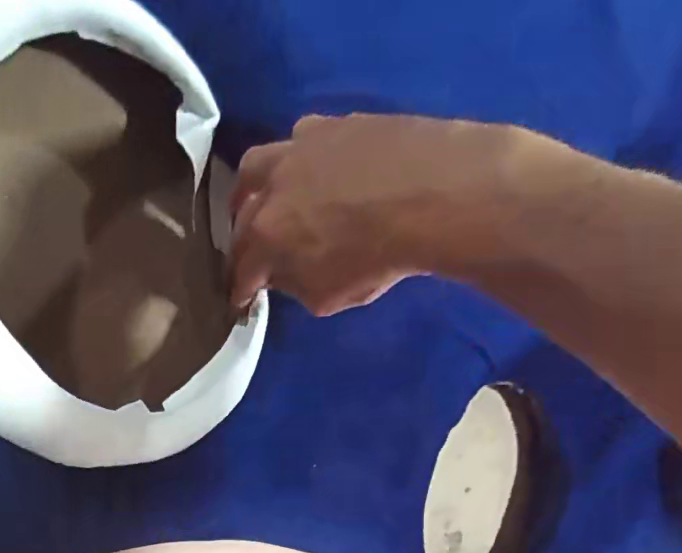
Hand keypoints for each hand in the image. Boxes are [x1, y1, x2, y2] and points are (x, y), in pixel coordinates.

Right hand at [227, 113, 566, 314]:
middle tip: (251, 252)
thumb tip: (282, 274)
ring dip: (256, 188)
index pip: (239, 269)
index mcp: (266, 235)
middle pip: (240, 213)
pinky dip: (300, 161)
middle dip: (241, 238)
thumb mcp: (328, 296)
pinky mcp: (338, 123)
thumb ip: (294, 285)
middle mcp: (273, 187)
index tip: (240, 300)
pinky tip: (316, 172)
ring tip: (269, 201)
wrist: (443, 193)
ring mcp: (303, 148)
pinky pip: (304, 140)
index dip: (238, 288)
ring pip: (259, 165)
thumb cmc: (381, 258)